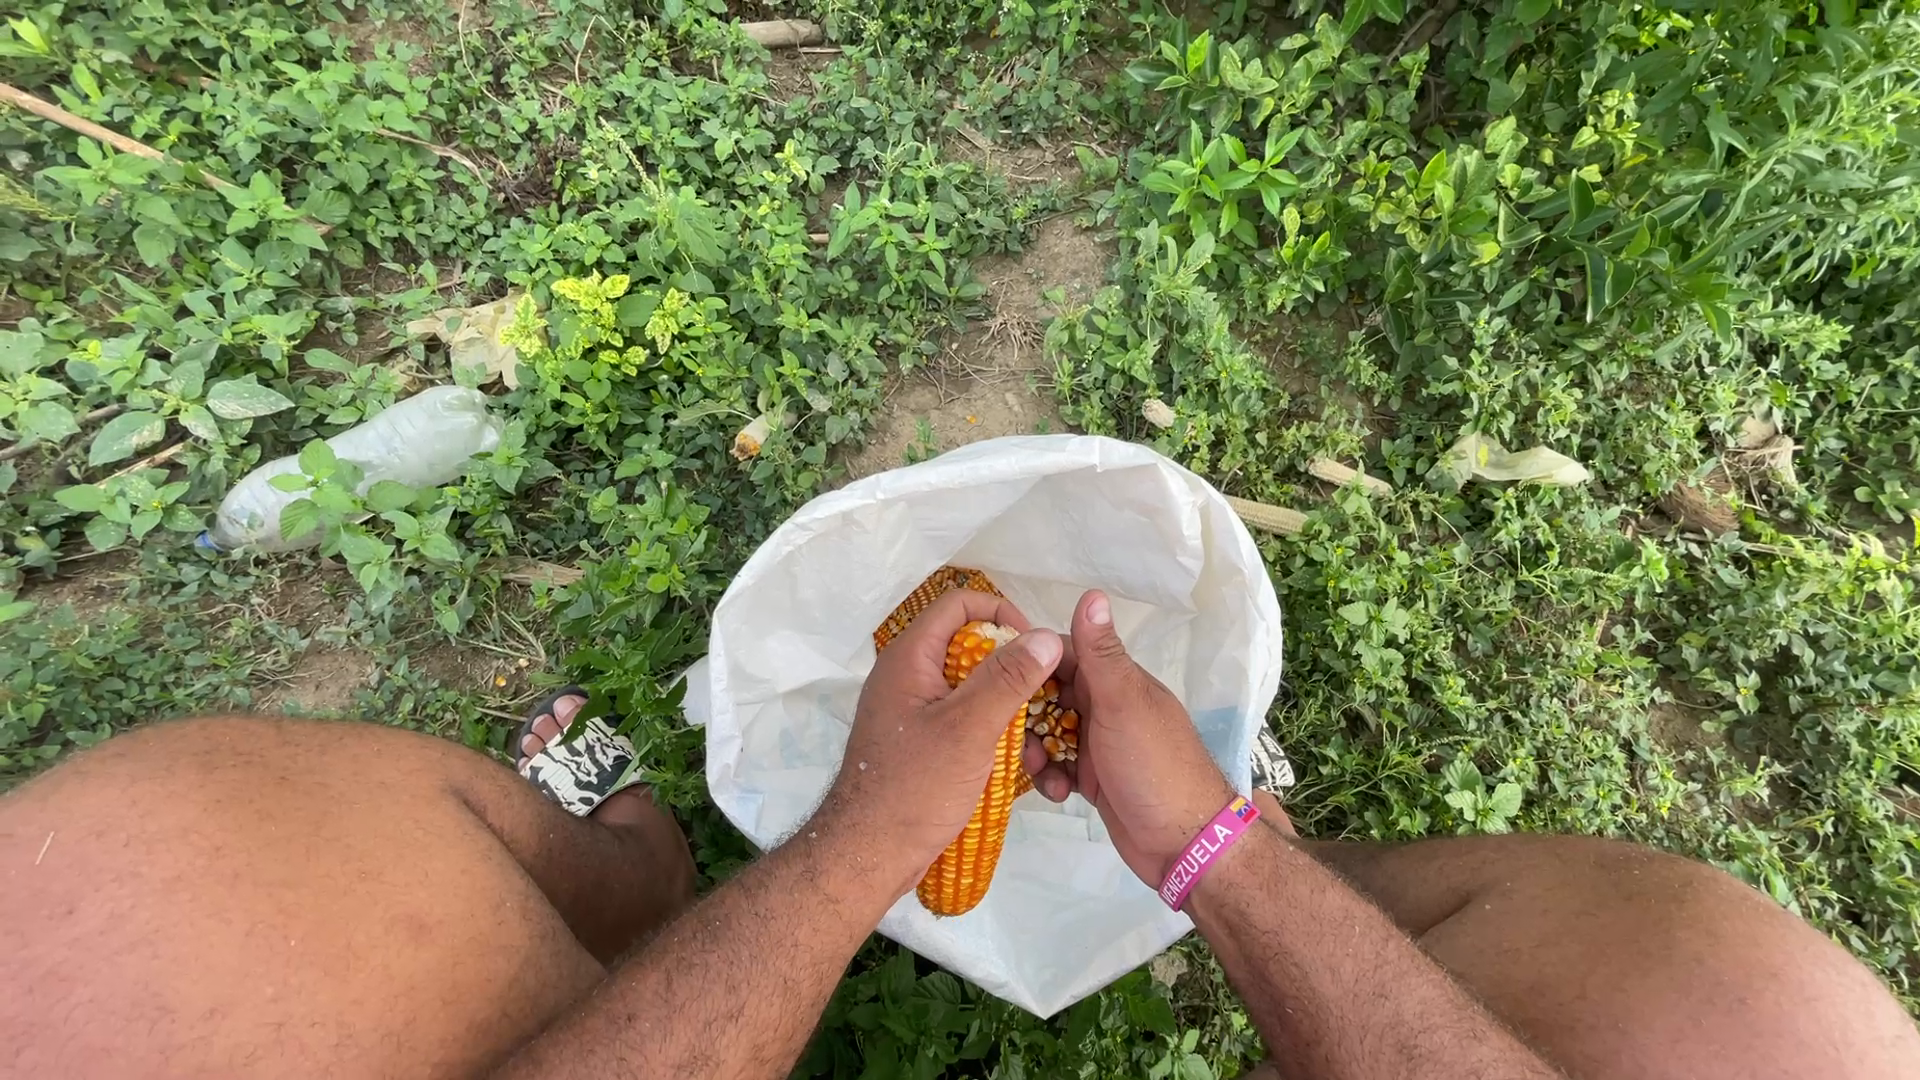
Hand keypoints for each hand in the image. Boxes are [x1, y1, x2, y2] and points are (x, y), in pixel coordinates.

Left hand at [815, 588, 1063, 897]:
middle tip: (1042, 694)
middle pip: (968, 644)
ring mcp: (913, 708)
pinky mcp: (921, 739)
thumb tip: (1046, 636)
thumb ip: (1007, 678)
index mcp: (909, 656)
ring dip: (1005, 703)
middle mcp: (908, 674)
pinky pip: (963, 716)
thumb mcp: (968, 728)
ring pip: (971, 684)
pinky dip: (991, 728)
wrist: (868, 855)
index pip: (958, 603)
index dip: (1000, 613)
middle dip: (1011, 664)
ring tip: (1033, 736)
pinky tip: (1016, 758)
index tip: (1033, 647)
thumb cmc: (914, 787)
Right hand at [1026, 589, 1232, 886]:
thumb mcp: (1123, 703)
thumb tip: (1091, 592)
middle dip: (1025, 712)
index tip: (998, 674)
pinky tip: (1057, 792)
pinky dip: (1052, 776)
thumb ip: (1101, 653)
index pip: (1062, 655)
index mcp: (1115, 680)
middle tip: (1009, 732)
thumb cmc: (1152, 765)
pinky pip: (1059, 766)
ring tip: (1036, 766)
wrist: (1184, 846)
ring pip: (1050, 732)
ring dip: (1035, 747)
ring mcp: (1100, 743)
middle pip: (1049, 694)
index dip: (1031, 661)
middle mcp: (1106, 706)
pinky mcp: (1094, 778)